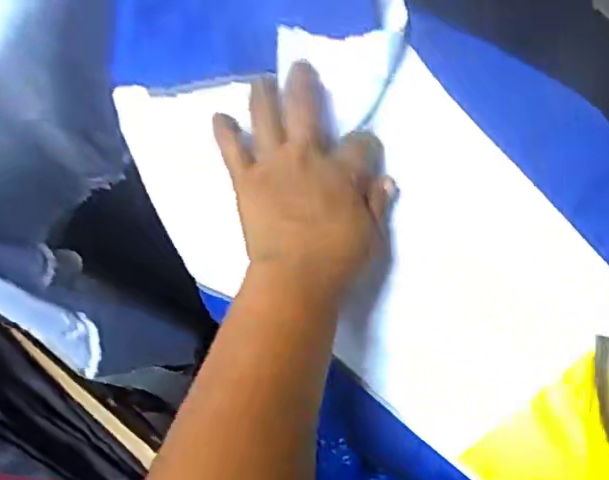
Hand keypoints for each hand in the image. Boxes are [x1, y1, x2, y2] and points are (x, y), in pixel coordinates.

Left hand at [214, 61, 395, 299]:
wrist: (295, 279)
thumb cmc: (339, 262)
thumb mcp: (372, 239)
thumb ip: (377, 206)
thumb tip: (385, 181)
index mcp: (341, 172)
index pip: (360, 144)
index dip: (367, 143)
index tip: (368, 148)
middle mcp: (305, 156)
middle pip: (304, 106)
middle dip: (304, 83)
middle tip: (302, 71)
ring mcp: (272, 163)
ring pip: (264, 112)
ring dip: (263, 92)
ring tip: (263, 84)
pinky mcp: (245, 178)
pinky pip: (230, 145)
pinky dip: (224, 129)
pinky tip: (222, 119)